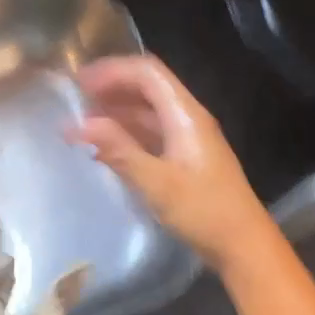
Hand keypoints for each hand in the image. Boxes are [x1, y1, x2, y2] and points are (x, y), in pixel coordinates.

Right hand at [73, 55, 276, 270]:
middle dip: (111, 90)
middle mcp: (188, 119)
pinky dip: (127, 136)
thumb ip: (120, 150)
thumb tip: (81, 125)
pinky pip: (152, 136)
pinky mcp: (186, 160)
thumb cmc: (202, 211)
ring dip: (116, 114)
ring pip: (148, 113)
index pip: (147, 74)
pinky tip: (106, 149)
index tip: (77, 82)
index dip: (111, 71)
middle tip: (74, 102)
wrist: (241, 243)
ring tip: (82, 126)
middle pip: (147, 89)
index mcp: (185, 115)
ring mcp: (188, 140)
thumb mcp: (157, 183)